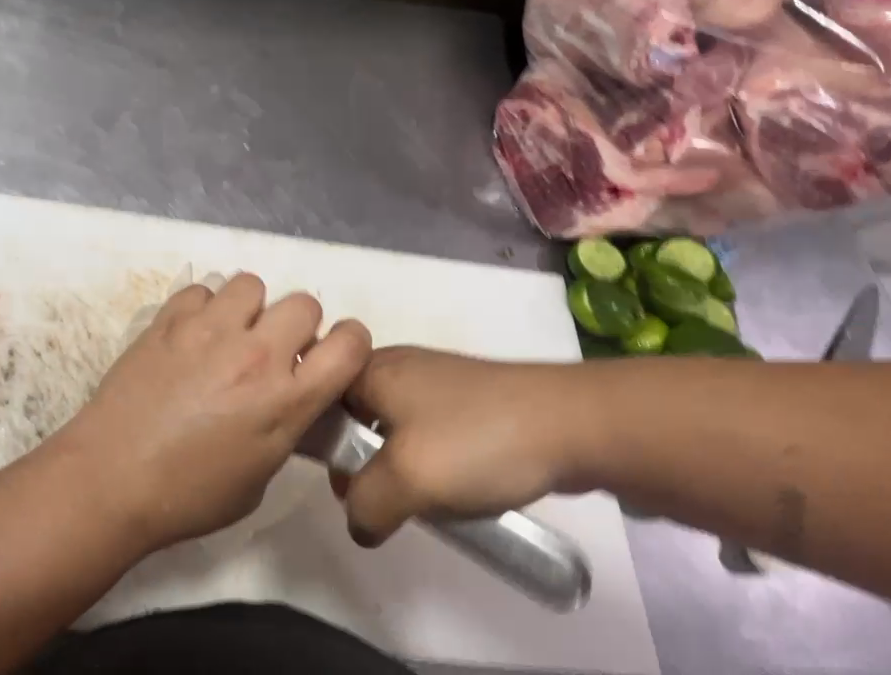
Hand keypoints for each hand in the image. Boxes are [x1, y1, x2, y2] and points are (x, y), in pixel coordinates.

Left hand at [50, 273, 370, 551]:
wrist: (111, 478)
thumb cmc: (189, 496)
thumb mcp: (259, 477)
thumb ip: (285, 428)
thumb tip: (290, 403)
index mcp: (286, 401)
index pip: (349, 344)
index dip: (349, 344)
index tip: (332, 355)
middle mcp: (255, 355)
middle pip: (304, 303)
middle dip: (298, 324)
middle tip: (274, 351)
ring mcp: (208, 330)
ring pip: (251, 284)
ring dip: (249, 308)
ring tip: (229, 337)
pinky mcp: (168, 319)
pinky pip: (201, 289)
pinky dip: (203, 308)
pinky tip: (190, 337)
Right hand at [339, 347, 589, 545]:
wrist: (574, 425)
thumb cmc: (477, 441)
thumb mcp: (406, 478)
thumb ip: (364, 504)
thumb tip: (360, 522)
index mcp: (371, 369)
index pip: (316, 397)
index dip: (316, 441)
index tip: (336, 481)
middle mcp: (396, 367)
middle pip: (353, 416)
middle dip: (360, 462)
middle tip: (380, 501)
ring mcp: (435, 383)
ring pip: (392, 430)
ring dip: (398, 468)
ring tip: (419, 501)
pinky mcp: (469, 403)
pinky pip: (428, 435)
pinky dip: (430, 464)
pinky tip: (451, 489)